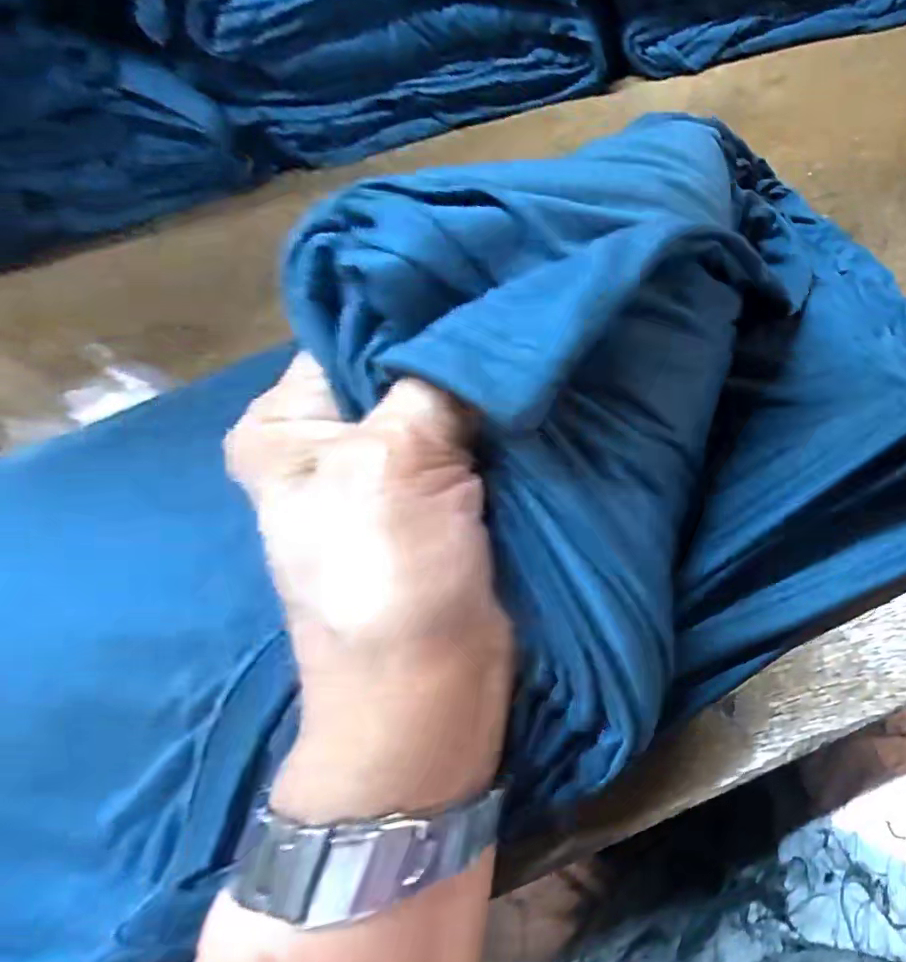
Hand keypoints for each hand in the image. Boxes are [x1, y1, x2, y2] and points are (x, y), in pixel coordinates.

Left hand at [225, 353, 511, 817]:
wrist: (432, 674)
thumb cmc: (388, 570)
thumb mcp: (393, 463)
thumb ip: (436, 386)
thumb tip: (492, 325)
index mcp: (291, 427)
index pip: (355, 339)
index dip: (422, 314)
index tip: (494, 287)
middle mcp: (345, 442)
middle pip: (414, 373)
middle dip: (472, 351)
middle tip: (535, 314)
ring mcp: (407, 472)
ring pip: (462, 407)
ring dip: (505, 389)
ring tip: (555, 345)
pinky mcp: (461, 498)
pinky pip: (493, 442)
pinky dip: (523, 422)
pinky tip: (557, 394)